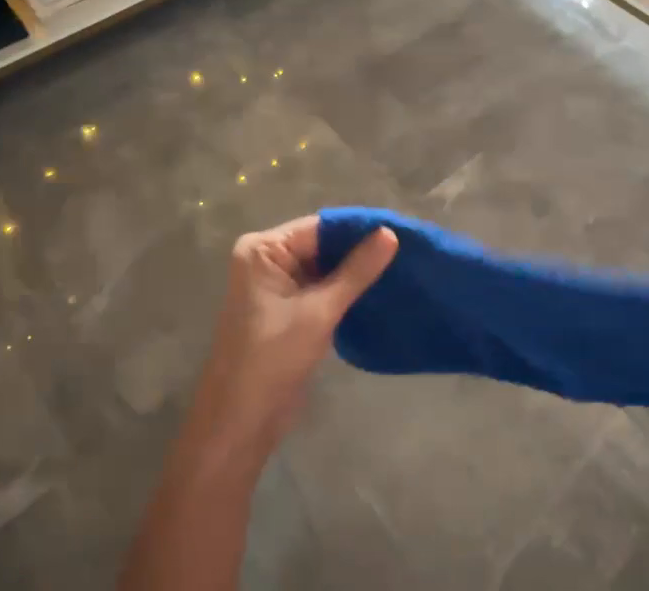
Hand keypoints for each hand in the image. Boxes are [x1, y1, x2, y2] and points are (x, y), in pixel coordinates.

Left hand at [188, 214, 397, 460]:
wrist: (240, 422)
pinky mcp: (288, 309)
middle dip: (361, 249)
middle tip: (408, 250)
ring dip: (357, 270)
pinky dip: (347, 289)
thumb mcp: (319, 311)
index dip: (360, 229)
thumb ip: (356, 270)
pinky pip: (322, 287)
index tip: (403, 230)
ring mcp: (276, 286)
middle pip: (323, 243)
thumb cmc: (272, 359)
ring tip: (402, 268)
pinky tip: (380, 290)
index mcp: (263, 250)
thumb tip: (390, 234)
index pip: (320, 227)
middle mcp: (267, 260)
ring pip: (325, 266)